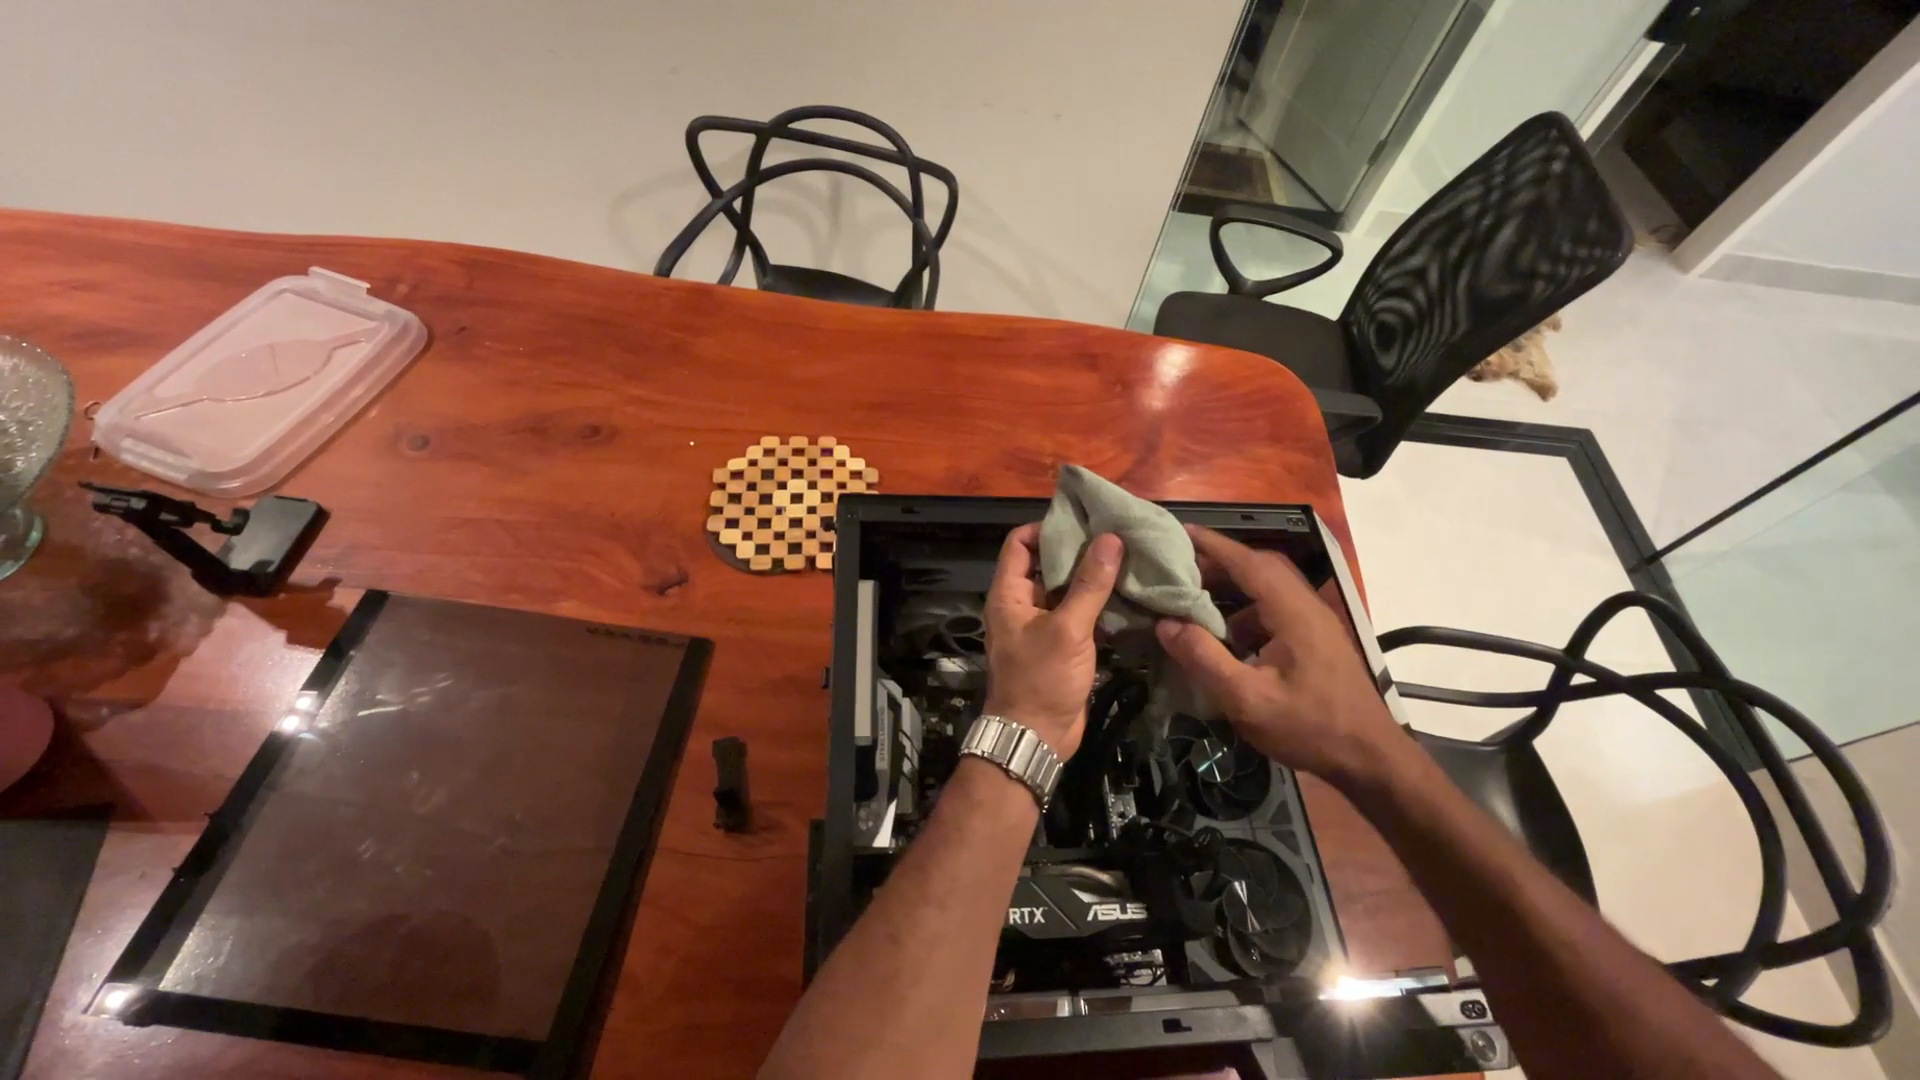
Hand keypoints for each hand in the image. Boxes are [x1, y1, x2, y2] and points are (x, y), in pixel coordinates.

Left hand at [983, 525, 1122, 758]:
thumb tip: (1110, 539)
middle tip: (1116, 536)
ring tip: (1129, 559)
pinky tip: (1129, 595)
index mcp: (1008, 594)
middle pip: (1046, 565)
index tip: (1083, 522)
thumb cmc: (1042, 680)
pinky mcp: (1062, 645)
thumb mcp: (1068, 629)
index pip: (1019, 544)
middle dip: (1078, 551)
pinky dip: (1099, 605)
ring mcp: (1042, 626)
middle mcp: (1021, 605)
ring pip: (1066, 590)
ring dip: (1092, 578)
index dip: (1046, 529)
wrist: (1036, 738)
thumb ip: (1089, 585)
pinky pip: (1079, 615)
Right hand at [1154, 524, 1401, 783]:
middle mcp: (1308, 609)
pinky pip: (1277, 612)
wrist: (1370, 760)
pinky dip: (1247, 614)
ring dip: (1233, 590)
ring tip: (1195, 602)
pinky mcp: (1318, 643)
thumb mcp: (1247, 700)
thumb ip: (1205, 659)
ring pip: (1270, 591)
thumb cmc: (1310, 728)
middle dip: (1221, 564)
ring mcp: (1317, 625)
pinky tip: (1226, 640)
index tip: (1182, 531)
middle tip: (1181, 568)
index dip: (1215, 545)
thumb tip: (1166, 624)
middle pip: (1262, 569)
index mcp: (1294, 613)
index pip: (1250, 563)